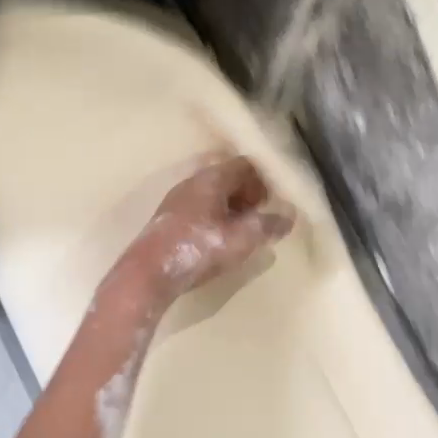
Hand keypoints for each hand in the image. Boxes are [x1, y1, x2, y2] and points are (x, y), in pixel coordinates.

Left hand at [123, 157, 294, 300]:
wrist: (148, 272)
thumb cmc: (197, 250)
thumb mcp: (239, 240)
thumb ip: (266, 226)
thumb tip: (289, 216)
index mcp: (211, 179)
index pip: (244, 165)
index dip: (263, 179)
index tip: (274, 199)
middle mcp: (193, 182)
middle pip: (228, 176)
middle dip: (248, 192)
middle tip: (262, 213)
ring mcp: (178, 198)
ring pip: (213, 192)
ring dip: (232, 205)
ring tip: (245, 228)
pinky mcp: (170, 217)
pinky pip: (200, 205)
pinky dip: (216, 214)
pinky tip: (220, 237)